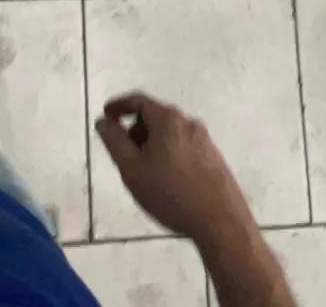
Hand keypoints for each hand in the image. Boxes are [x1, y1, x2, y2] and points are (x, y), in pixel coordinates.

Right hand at [94, 92, 250, 244]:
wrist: (222, 224)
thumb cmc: (171, 194)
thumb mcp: (132, 170)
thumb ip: (114, 141)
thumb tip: (103, 121)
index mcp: (168, 120)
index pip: (138, 100)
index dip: (118, 105)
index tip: (106, 116)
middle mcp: (189, 123)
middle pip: (155, 116)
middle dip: (135, 130)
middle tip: (125, 153)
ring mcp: (205, 141)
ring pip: (170, 133)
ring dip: (153, 144)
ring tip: (146, 172)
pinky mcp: (215, 158)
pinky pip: (184, 147)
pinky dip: (169, 153)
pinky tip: (169, 181)